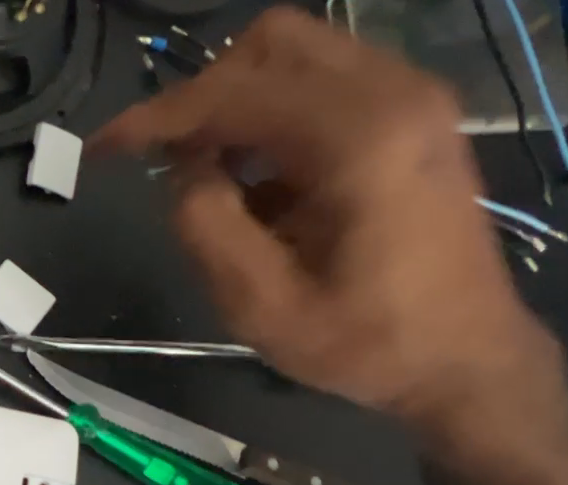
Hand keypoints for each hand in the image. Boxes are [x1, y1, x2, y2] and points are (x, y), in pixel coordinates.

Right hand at [94, 8, 561, 427]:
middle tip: (167, 161)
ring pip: (296, 56)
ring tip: (208, 174)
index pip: (235, 93)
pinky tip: (259, 181)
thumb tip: (181, 171)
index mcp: (358, 138)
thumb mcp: (260, 303)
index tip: (104, 149)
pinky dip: (272, 118)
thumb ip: (206, 226)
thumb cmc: (363, 341)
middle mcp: (393, 93)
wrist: (464, 356)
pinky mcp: (411, 117)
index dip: (157, 117)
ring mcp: (410, 98)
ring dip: (235, 105)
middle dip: (202, 96)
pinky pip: (322, 84)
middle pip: (270, 45)